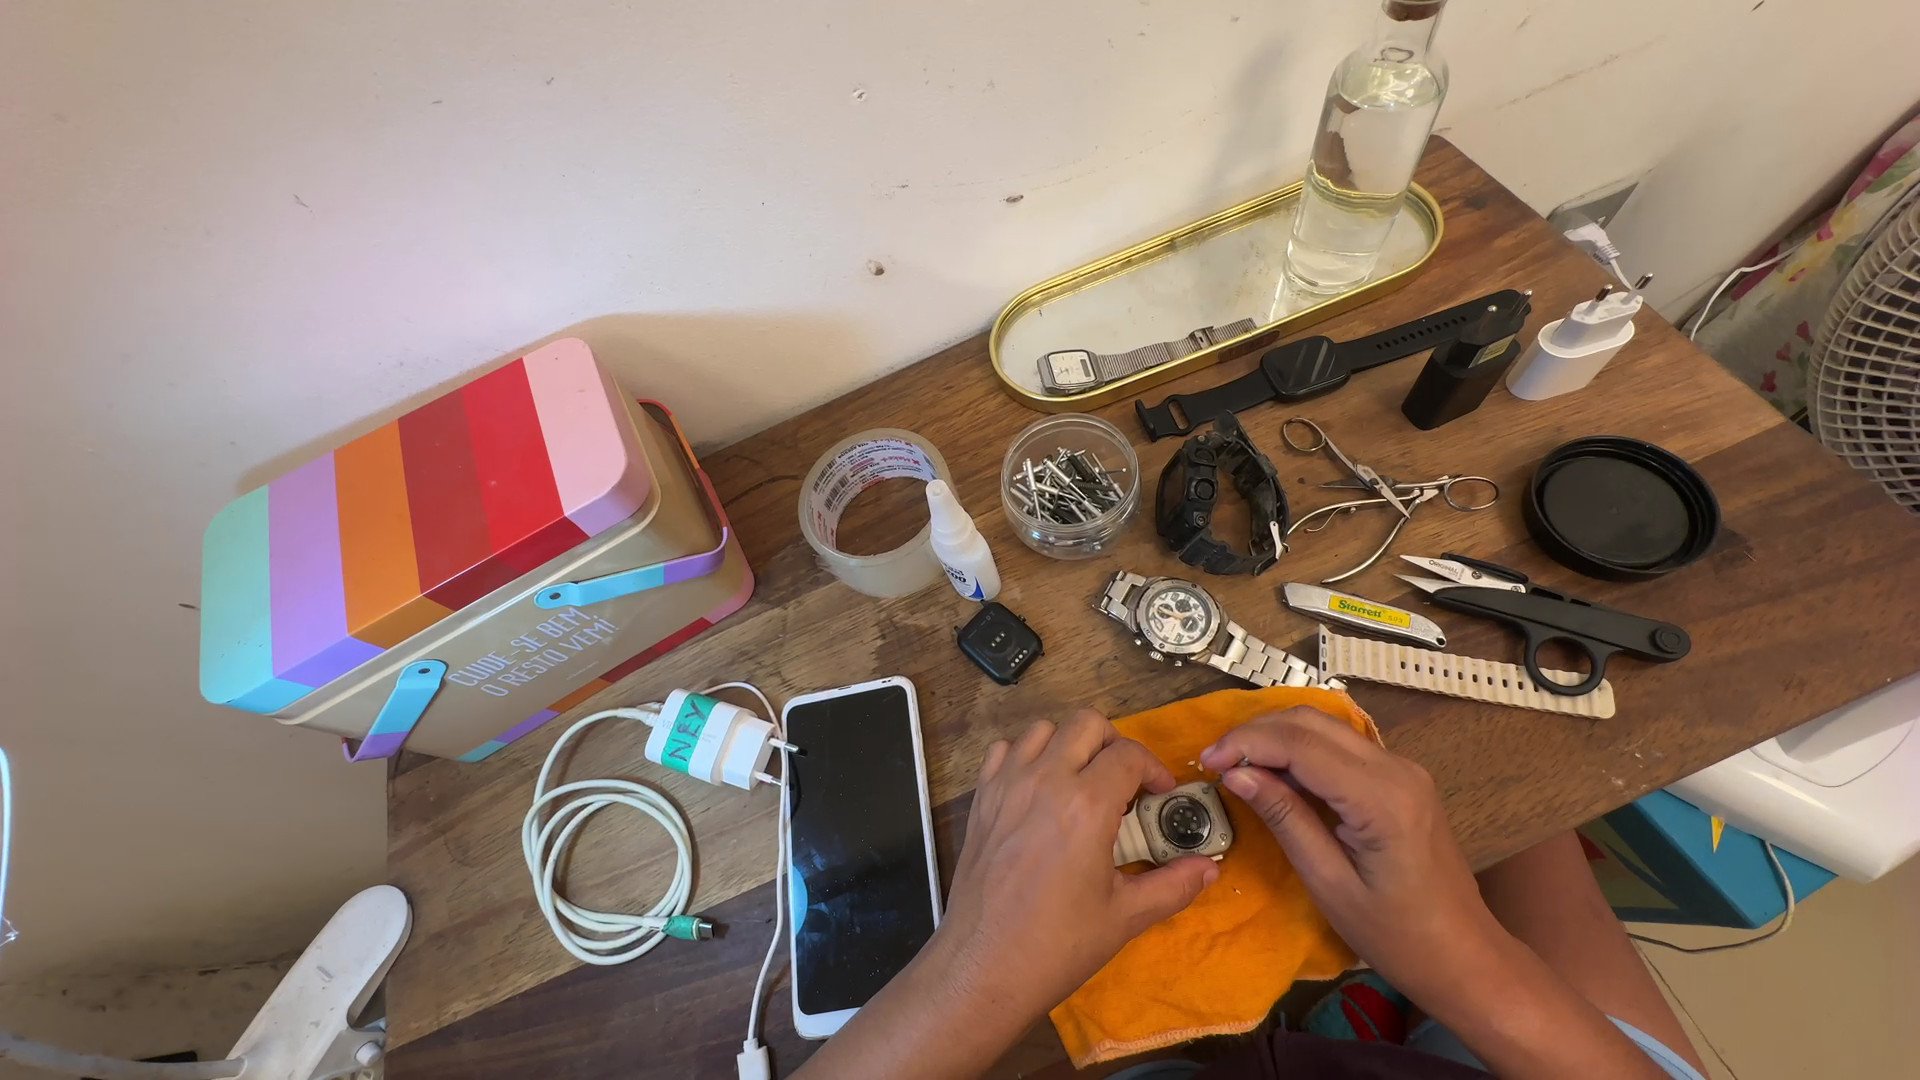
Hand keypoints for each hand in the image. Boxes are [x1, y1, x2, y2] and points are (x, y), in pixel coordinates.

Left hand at [934, 710, 1219, 1019]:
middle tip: (1124, 780)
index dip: (1153, 768)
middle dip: (1114, 743)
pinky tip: (1037, 787)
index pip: (1129, 754)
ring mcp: (1007, 783)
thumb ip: (1173, 885)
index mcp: (1086, 804)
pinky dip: (1025, 755)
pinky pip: (1004, 750)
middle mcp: (1045, 779)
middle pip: (1086, 723)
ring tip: (1081, 779)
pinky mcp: (982, 796)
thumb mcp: (1125, 916)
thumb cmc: (1058, 944)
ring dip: (1069, 744)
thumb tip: (1209, 869)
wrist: (984, 964)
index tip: (1160, 794)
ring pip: (1043, 728)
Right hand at [1197, 707, 1501, 1002]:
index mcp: (1382, 798)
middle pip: (1310, 722)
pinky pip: (1337, 743)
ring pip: (1322, 725)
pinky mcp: (1398, 775)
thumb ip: (1284, 818)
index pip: (1300, 744)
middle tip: (1215, 760)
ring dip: (1273, 734)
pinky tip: (1272, 769)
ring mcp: (1401, 767)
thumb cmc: (1397, 936)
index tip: (1207, 761)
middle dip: (1254, 733)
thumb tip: (1235, 773)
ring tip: (1235, 763)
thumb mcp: (1328, 883)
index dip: (1246, 744)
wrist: (1467, 959)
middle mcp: (1396, 768)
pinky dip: (1297, 746)